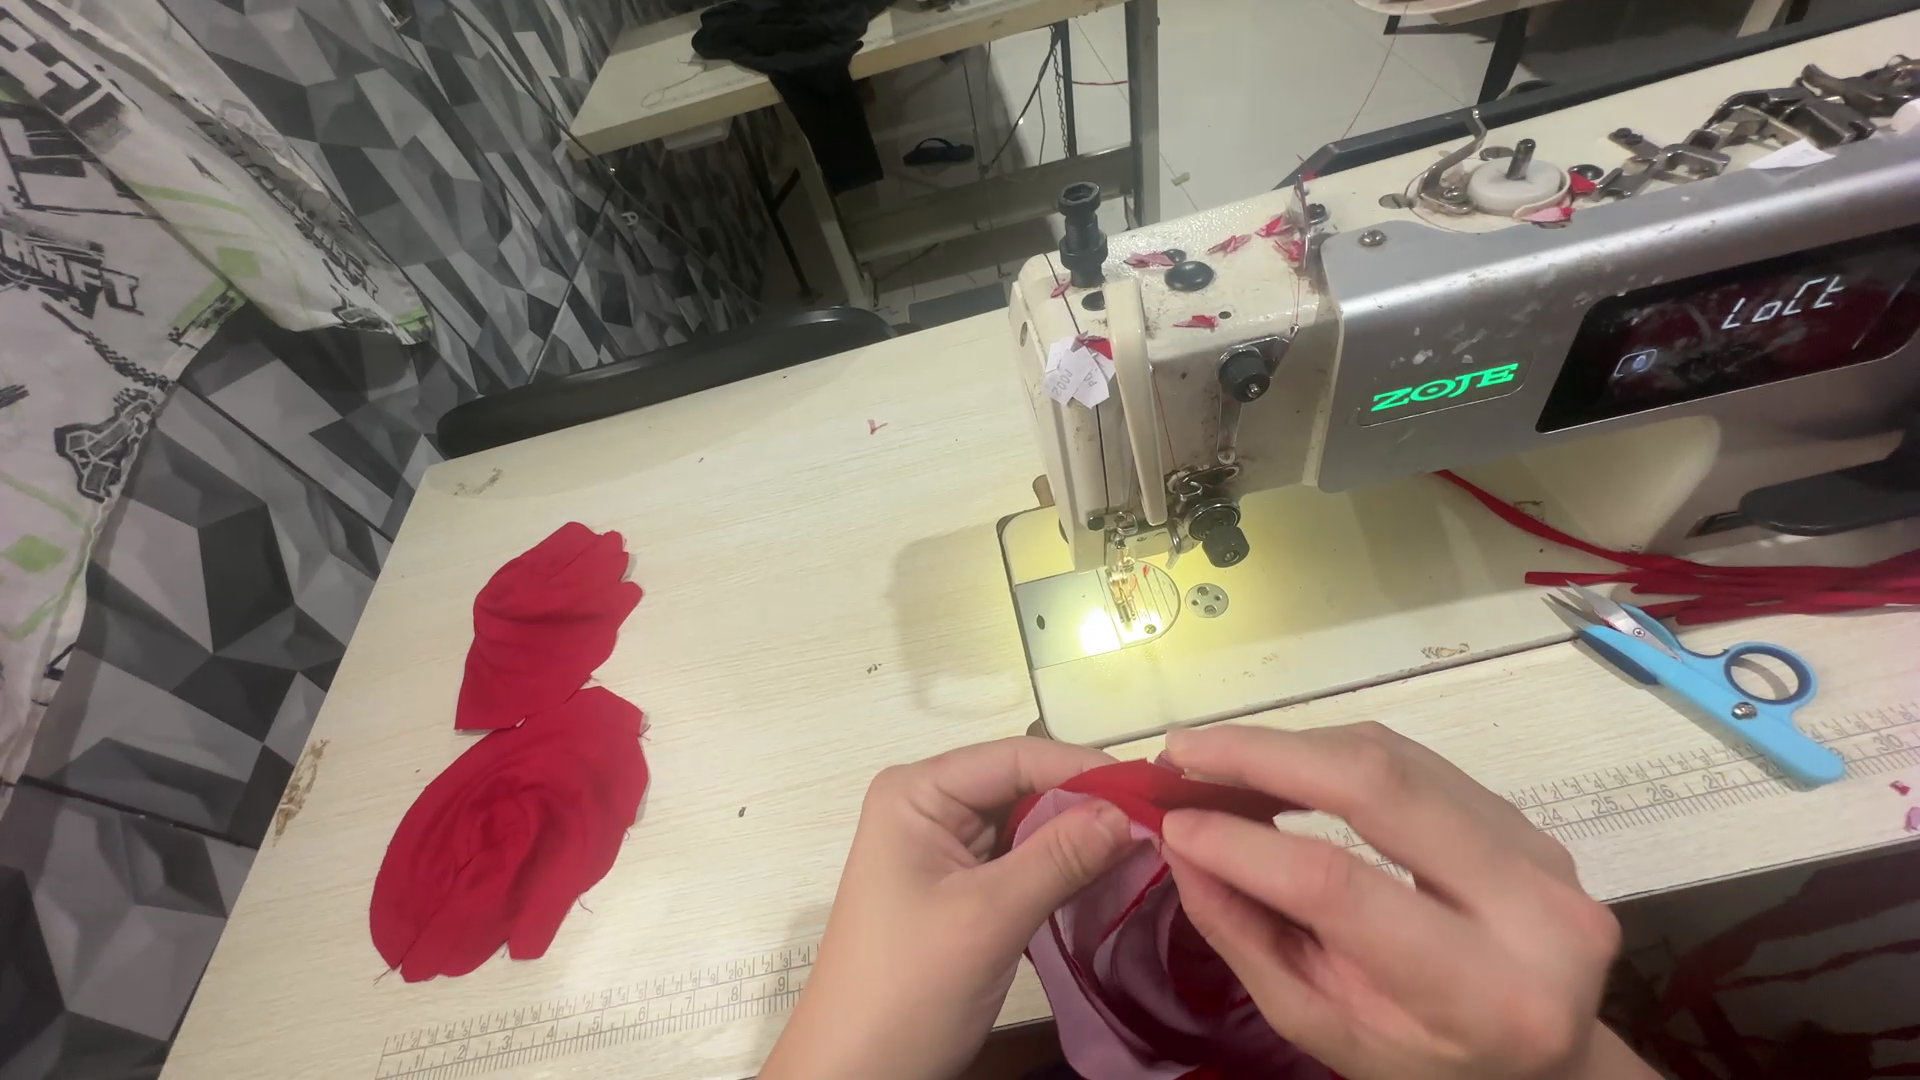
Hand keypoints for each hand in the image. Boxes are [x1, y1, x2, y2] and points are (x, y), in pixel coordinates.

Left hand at [760, 737, 1137, 1079]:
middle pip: (1022, 784)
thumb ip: (1059, 857)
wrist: (854, 1074)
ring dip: (1079, 834)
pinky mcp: (960, 880)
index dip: (1082, 767)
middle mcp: (930, 802)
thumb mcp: (988, 918)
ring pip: (1026, 820)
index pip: (1014, 757)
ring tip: (1146, 843)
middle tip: (1157, 820)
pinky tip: (1107, 871)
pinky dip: (1061, 864)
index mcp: (918, 790)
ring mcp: (944, 842)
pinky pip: (1020, 855)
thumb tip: (1129, 813)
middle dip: (1085, 802)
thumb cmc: (907, 988)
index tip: (1150, 789)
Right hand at [1160, 723, 1656, 1079]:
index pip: (1338, 887)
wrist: (1542, 1052)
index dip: (1243, 845)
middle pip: (1372, 783)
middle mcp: (1532, 903)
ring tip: (1213, 762)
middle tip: (1180, 752)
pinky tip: (1274, 766)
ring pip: (1378, 753)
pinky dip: (1317, 749)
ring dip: (1280, 747)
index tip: (1170, 821)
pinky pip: (1395, 751)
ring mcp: (1530, 842)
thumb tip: (1178, 843)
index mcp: (1485, 991)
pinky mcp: (1509, 807)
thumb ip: (1244, 935)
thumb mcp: (1318, 1022)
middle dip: (1258, 754)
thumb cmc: (1418, 1052)